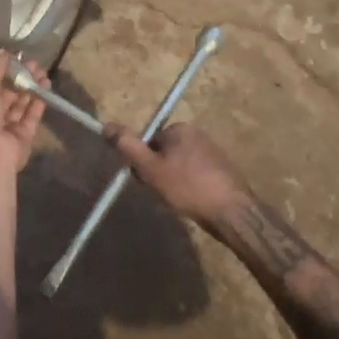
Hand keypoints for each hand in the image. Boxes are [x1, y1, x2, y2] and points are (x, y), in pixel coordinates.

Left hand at [0, 52, 47, 174]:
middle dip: (22, 78)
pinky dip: (38, 102)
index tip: (18, 57)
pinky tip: (46, 86)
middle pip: (10, 92)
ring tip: (43, 72)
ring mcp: (9, 126)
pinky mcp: (24, 135)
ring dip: (32, 87)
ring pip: (22, 103)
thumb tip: (1, 50)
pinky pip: (32, 115)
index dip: (5, 70)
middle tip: (35, 63)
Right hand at [103, 121, 252, 226]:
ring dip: (174, 182)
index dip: (144, 164)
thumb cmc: (188, 188)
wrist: (231, 212)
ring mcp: (212, 152)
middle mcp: (197, 134)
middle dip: (159, 173)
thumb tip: (106, 126)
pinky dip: (190, 187)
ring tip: (179, 201)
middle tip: (164, 194)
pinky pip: (195, 175)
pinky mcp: (222, 170)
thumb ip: (129, 147)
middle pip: (164, 153)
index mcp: (180, 129)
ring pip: (179, 166)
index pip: (149, 142)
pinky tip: (193, 202)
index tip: (147, 182)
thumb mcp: (151, 168)